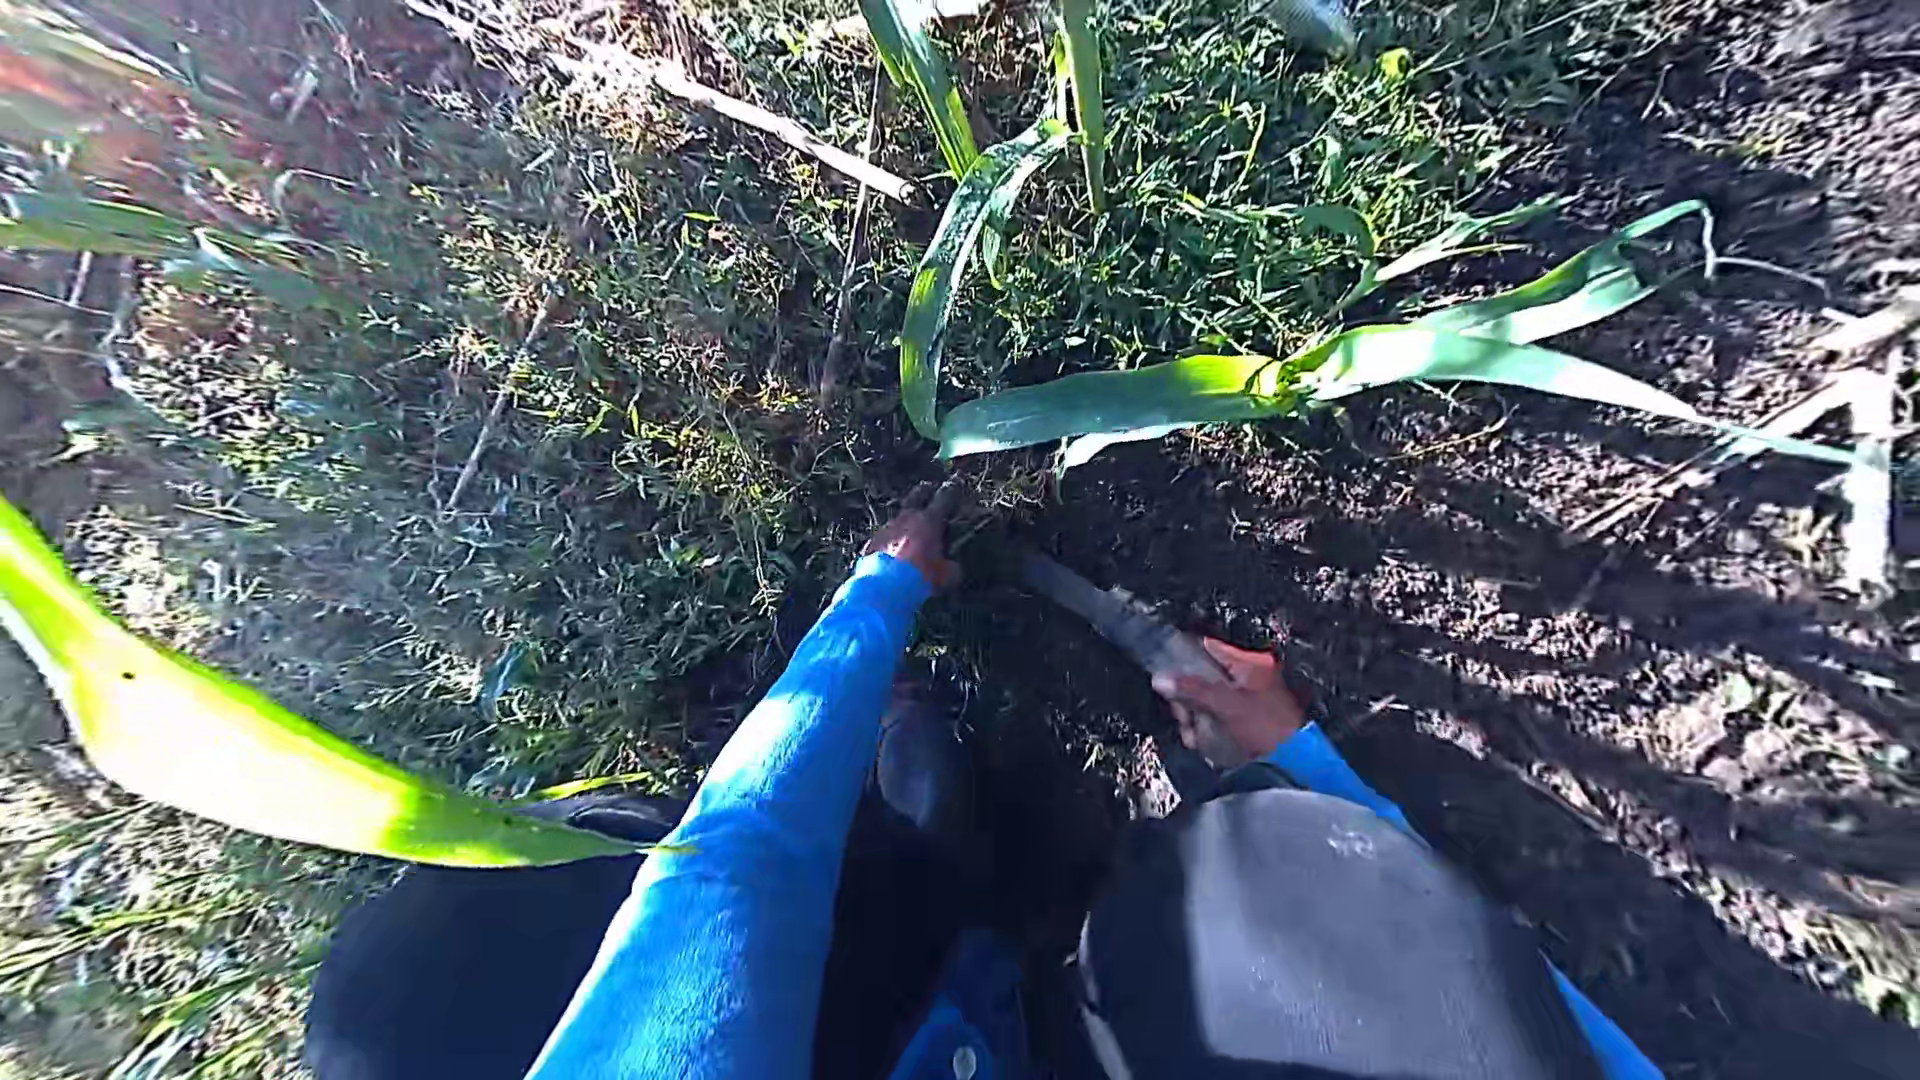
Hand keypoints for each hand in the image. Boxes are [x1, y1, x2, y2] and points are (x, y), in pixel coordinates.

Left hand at [862, 481, 961, 589]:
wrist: (882, 589)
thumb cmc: (919, 578)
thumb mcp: (946, 576)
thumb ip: (952, 568)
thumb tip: (953, 568)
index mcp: (929, 521)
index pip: (944, 499)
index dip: (952, 491)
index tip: (955, 485)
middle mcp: (906, 519)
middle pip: (916, 497)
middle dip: (924, 492)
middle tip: (928, 489)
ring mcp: (886, 529)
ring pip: (899, 519)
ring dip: (906, 522)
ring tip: (911, 529)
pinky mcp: (871, 543)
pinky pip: (884, 538)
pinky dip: (891, 542)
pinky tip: (892, 552)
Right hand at [1152, 637, 1305, 760]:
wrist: (1294, 765)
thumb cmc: (1272, 729)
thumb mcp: (1226, 703)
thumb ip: (1192, 689)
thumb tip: (1162, 679)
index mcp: (1251, 665)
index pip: (1208, 648)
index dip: (1185, 658)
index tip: (1169, 670)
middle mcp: (1248, 679)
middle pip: (1201, 677)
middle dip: (1187, 697)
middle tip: (1184, 712)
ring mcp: (1244, 700)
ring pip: (1204, 699)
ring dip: (1192, 715)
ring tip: (1192, 730)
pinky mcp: (1241, 721)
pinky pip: (1212, 717)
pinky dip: (1203, 727)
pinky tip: (1200, 738)